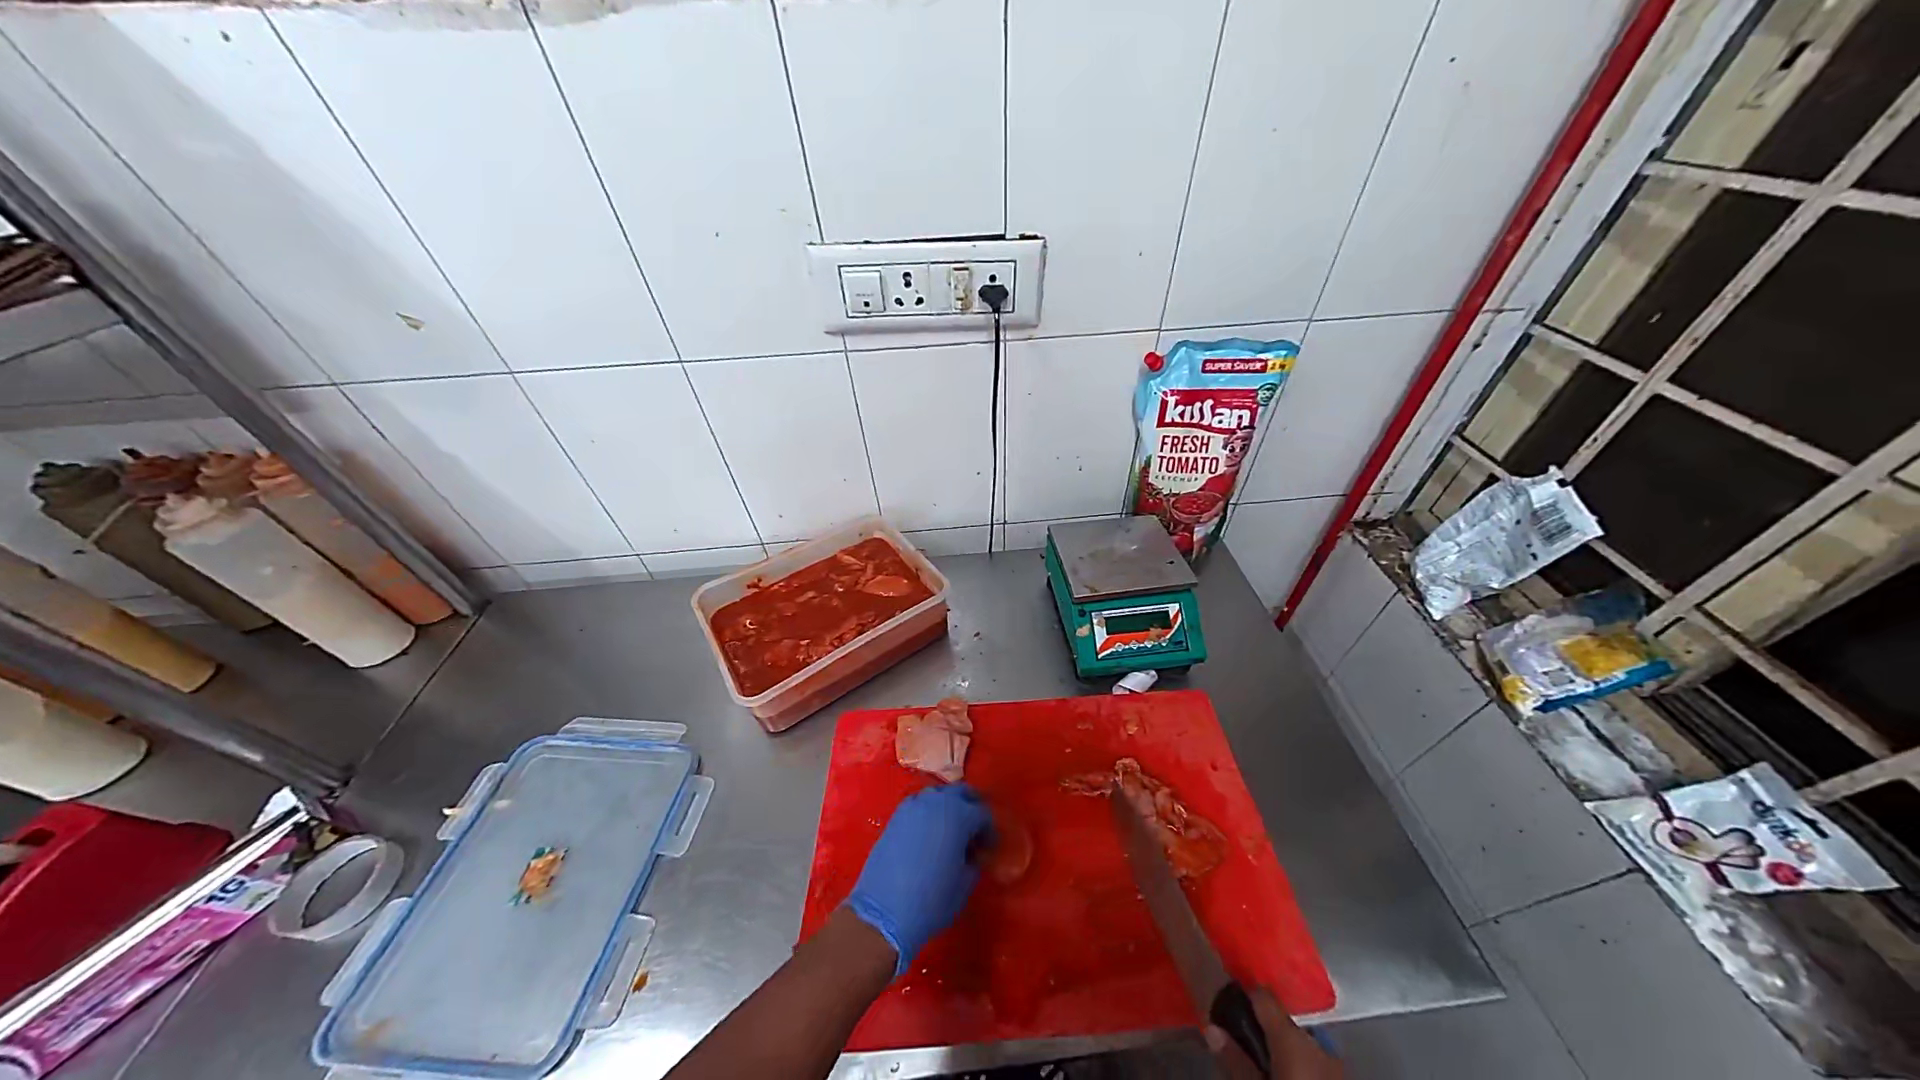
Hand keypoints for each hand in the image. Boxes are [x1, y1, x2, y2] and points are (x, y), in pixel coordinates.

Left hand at [845, 783, 990, 975]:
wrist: (885, 910)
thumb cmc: (933, 899)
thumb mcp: (965, 883)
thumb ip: (974, 860)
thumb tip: (972, 853)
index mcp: (959, 815)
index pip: (983, 813)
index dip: (989, 830)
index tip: (988, 848)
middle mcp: (936, 802)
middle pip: (961, 792)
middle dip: (971, 807)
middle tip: (974, 830)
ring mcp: (913, 806)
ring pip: (938, 794)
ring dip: (948, 806)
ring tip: (951, 831)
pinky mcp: (896, 816)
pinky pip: (919, 804)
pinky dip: (928, 811)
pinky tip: (929, 833)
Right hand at [1206, 987, 1342, 1079]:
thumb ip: (1235, 1061)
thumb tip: (1211, 1028)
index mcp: (1292, 1040)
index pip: (1264, 997)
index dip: (1245, 996)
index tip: (1228, 1004)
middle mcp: (1317, 1045)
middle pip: (1283, 1023)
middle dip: (1263, 1031)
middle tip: (1243, 1046)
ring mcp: (1335, 1067)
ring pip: (1302, 1045)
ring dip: (1283, 1051)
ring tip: (1265, 1069)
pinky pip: (1316, 1065)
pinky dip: (1299, 1067)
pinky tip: (1289, 1079)